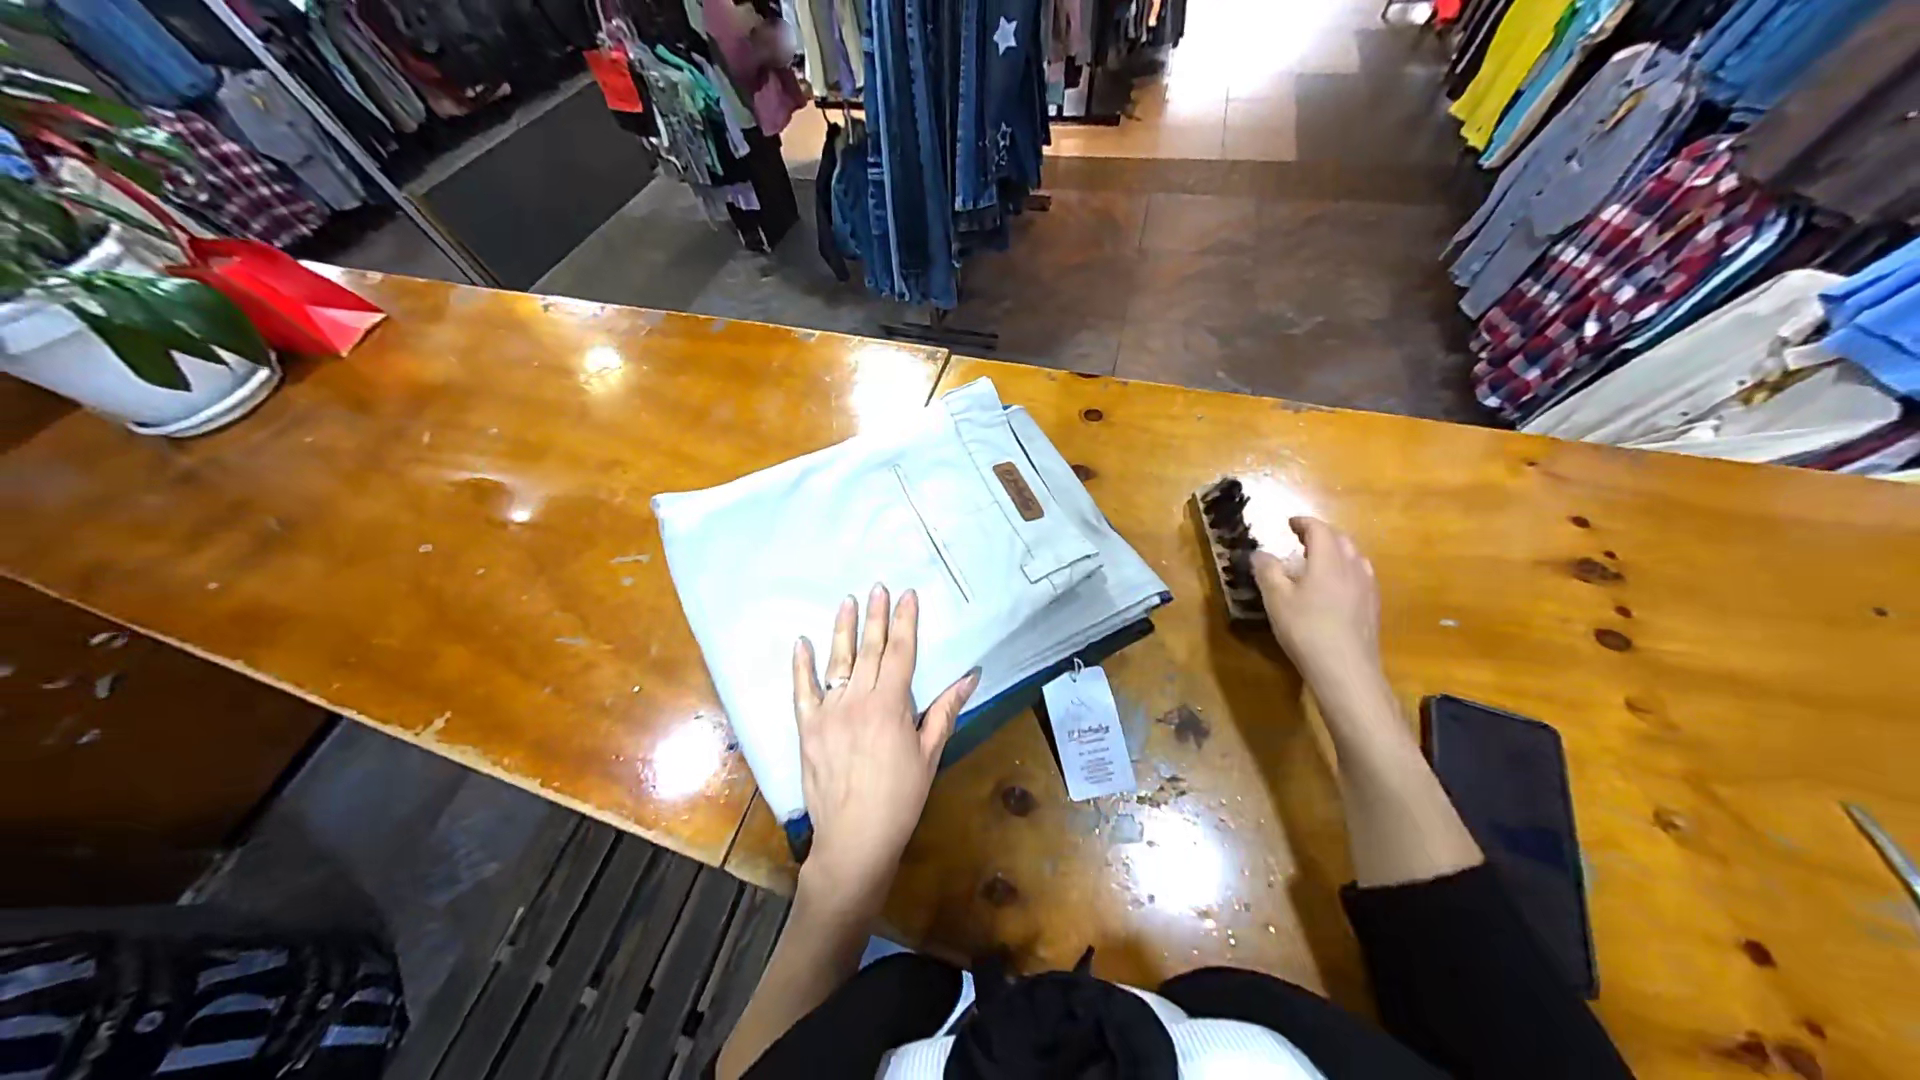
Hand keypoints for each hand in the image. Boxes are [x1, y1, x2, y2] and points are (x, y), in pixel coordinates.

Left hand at [792, 584, 978, 900]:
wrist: (855, 837)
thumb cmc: (901, 797)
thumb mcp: (930, 753)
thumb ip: (945, 710)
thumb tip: (970, 676)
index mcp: (890, 705)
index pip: (900, 652)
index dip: (906, 622)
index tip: (908, 595)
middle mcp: (857, 700)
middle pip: (869, 649)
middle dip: (876, 616)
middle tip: (879, 587)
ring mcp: (828, 711)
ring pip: (837, 661)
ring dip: (844, 629)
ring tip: (848, 601)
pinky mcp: (807, 727)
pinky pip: (802, 689)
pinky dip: (801, 664)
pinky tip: (801, 641)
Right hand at [1251, 517, 1380, 687]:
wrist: (1345, 669)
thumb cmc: (1306, 629)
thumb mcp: (1276, 599)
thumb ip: (1267, 571)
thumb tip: (1260, 553)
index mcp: (1328, 560)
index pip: (1319, 529)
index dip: (1304, 522)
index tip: (1289, 523)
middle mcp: (1352, 567)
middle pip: (1341, 539)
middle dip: (1321, 534)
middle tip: (1300, 540)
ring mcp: (1368, 587)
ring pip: (1354, 557)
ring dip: (1336, 551)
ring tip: (1318, 560)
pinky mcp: (1373, 606)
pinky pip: (1360, 575)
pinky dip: (1345, 569)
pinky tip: (1335, 587)